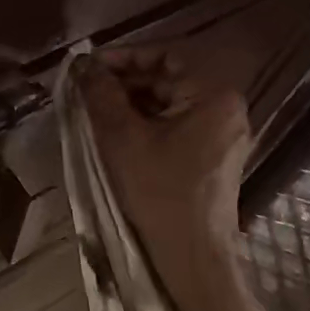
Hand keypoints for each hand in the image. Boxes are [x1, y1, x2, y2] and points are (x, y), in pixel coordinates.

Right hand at [76, 49, 251, 309]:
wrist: (191, 257)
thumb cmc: (158, 191)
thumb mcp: (121, 136)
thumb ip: (101, 92)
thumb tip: (82, 62)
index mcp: (214, 94)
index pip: (166, 54)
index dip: (124, 56)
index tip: (89, 66)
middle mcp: (227, 106)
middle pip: (170, 77)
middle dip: (126, 80)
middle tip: (88, 88)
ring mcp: (224, 132)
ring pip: (171, 101)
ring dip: (133, 101)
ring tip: (96, 109)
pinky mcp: (215, 154)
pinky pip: (178, 122)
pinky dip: (148, 121)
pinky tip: (117, 131)